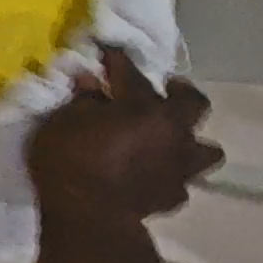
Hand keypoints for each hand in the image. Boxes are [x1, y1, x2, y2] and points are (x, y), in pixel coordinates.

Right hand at [28, 48, 224, 222]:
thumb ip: (81, 101)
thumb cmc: (68, 159)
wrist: (88, 212)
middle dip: (180, 93)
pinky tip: (147, 177)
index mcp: (145, 110)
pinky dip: (164, 174)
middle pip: (192, 104)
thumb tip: (89, 81)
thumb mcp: (60, 123)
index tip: (109, 50)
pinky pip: (176, 179)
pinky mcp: (173, 193)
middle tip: (167, 88)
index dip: (118, 62)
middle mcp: (174, 132)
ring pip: (202, 148)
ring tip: (167, 142)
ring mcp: (181, 166)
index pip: (132, 76)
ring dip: (186, 142)